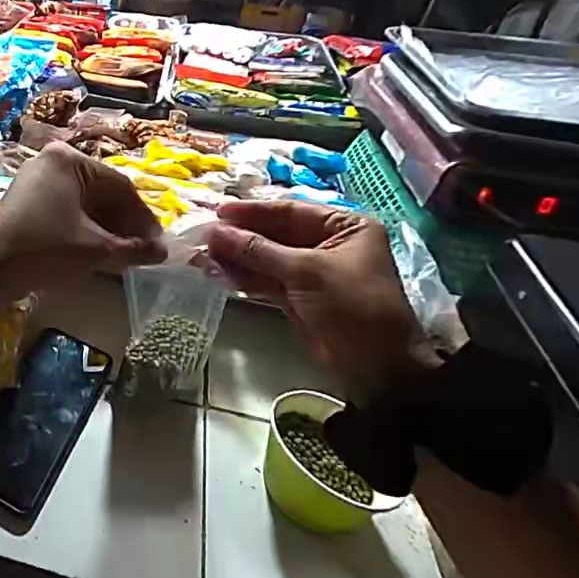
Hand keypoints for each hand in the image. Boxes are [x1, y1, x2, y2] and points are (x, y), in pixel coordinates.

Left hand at [0, 142, 165, 294]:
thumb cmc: (46, 250)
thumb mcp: (96, 249)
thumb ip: (134, 248)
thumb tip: (162, 252)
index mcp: (69, 159)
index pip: (119, 186)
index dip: (142, 217)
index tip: (156, 243)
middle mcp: (51, 160)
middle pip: (101, 192)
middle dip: (123, 224)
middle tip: (142, 251)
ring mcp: (34, 179)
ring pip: (83, 203)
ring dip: (106, 228)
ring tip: (123, 254)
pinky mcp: (24, 200)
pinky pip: (65, 209)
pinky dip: (84, 228)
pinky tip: (97, 250)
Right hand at [206, 200, 438, 399]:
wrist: (375, 366)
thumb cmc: (352, 304)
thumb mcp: (306, 270)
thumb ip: (258, 250)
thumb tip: (216, 232)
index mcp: (344, 226)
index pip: (291, 211)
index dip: (253, 212)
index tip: (219, 212)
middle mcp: (328, 244)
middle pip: (275, 235)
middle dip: (241, 236)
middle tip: (204, 235)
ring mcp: (311, 272)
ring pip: (267, 259)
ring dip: (237, 257)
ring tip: (203, 254)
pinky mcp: (298, 298)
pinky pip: (266, 281)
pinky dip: (244, 277)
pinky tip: (218, 272)